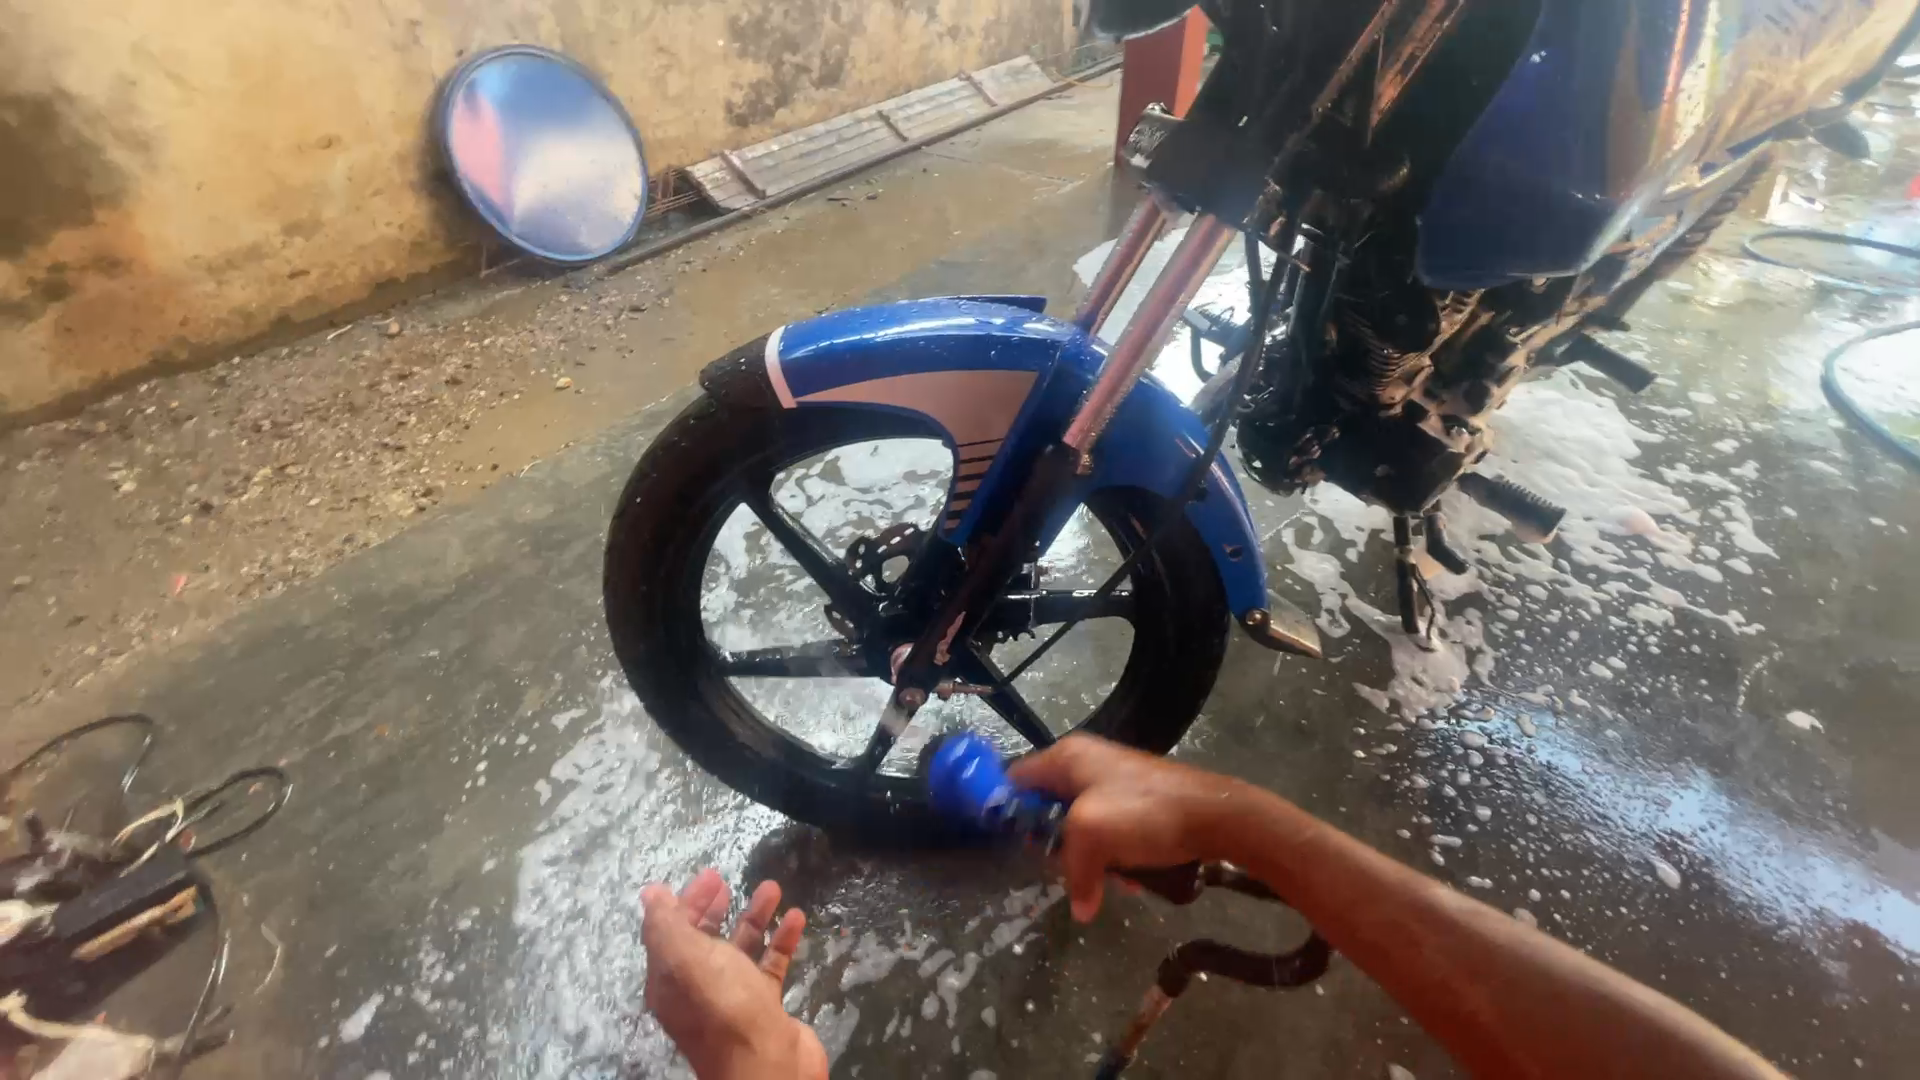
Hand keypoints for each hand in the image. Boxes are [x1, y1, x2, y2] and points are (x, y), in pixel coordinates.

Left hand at [639, 868, 827, 1079]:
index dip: (685, 901)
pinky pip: (770, 964)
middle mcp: (698, 988)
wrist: (769, 1066)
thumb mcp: (688, 961)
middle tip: (728, 880)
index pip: (671, 932)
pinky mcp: (764, 1005)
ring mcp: (733, 997)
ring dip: (754, 917)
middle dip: (713, 907)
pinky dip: (781, 940)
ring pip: (739, 948)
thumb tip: (649, 893)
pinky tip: (796, 917)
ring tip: (772, 888)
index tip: (709, 875)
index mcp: (672, 980)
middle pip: (703, 939)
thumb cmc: (726, 1007)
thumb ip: (667, 924)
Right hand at [1008, 734, 1249, 921]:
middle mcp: (1087, 762)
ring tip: (1104, 877)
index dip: (1008, 809)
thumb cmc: (1143, 813)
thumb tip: (1080, 909)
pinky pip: (1110, 829)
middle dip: (1054, 841)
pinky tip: (1130, 875)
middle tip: (1062, 866)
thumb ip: (1072, 870)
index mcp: (1067, 756)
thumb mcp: (1091, 835)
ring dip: (1089, 855)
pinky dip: (1114, 853)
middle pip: (1048, 804)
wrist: (1215, 815)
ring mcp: (1114, 780)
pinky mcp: (1138, 800)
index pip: (1017, 778)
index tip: (1012, 844)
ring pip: (1080, 823)